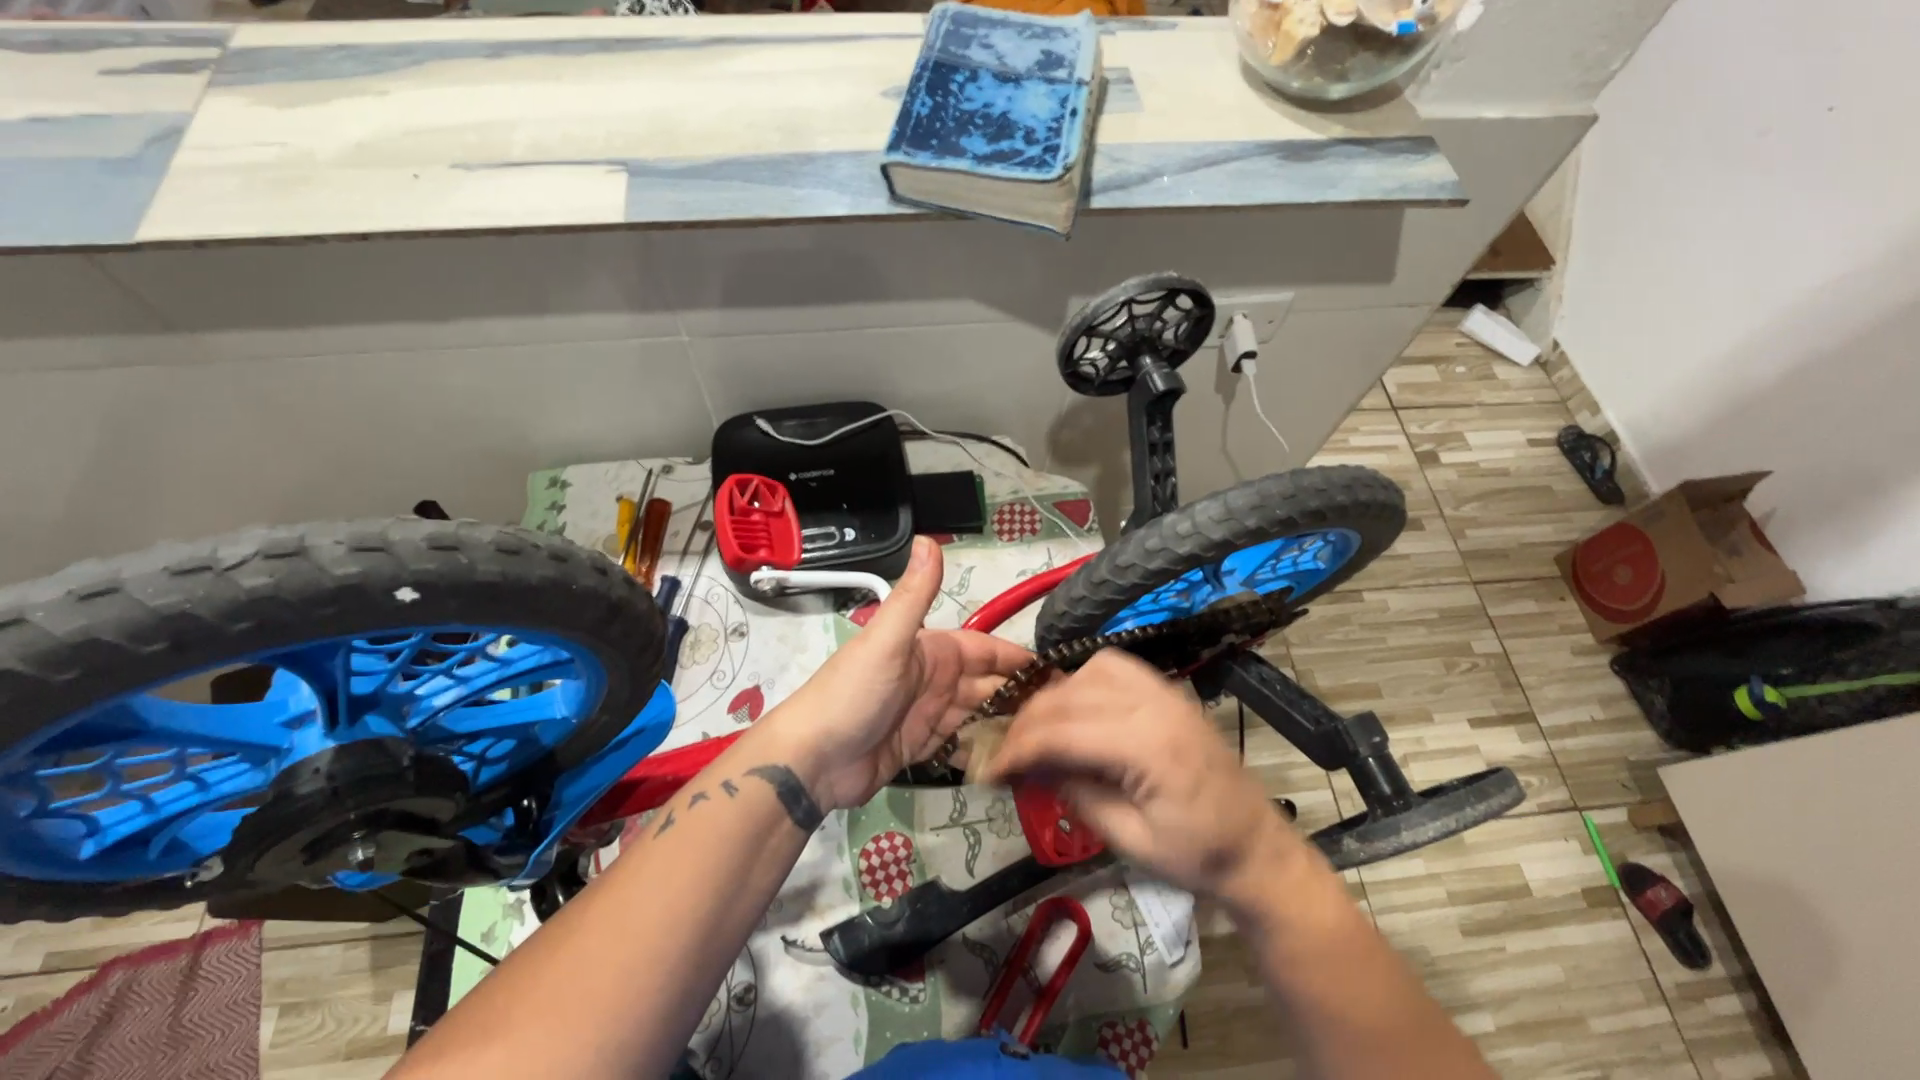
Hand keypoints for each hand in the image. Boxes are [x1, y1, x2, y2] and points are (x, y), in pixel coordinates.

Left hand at [763, 537, 1032, 810]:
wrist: (813, 759)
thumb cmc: (852, 694)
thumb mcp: (886, 640)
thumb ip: (914, 595)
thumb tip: (929, 538)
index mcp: (929, 651)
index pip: (984, 650)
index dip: (1016, 658)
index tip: (1056, 672)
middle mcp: (932, 680)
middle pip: (986, 685)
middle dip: (1020, 696)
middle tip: (1060, 716)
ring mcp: (925, 715)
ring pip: (977, 715)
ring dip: (1005, 724)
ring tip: (1043, 742)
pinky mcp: (919, 748)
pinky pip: (960, 745)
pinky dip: (981, 751)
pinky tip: (1007, 763)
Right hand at [975, 649, 1309, 898]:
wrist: (1256, 848)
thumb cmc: (1195, 855)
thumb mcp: (1128, 838)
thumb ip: (1075, 793)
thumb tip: (1028, 766)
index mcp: (1148, 745)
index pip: (1063, 731)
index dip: (1018, 747)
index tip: (990, 769)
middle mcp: (1156, 705)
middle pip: (1070, 695)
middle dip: (1028, 722)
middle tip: (1005, 754)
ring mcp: (1167, 693)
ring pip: (1091, 669)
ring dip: (1056, 695)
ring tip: (1038, 730)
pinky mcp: (1171, 693)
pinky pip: (1118, 667)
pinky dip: (1085, 680)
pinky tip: (1075, 709)